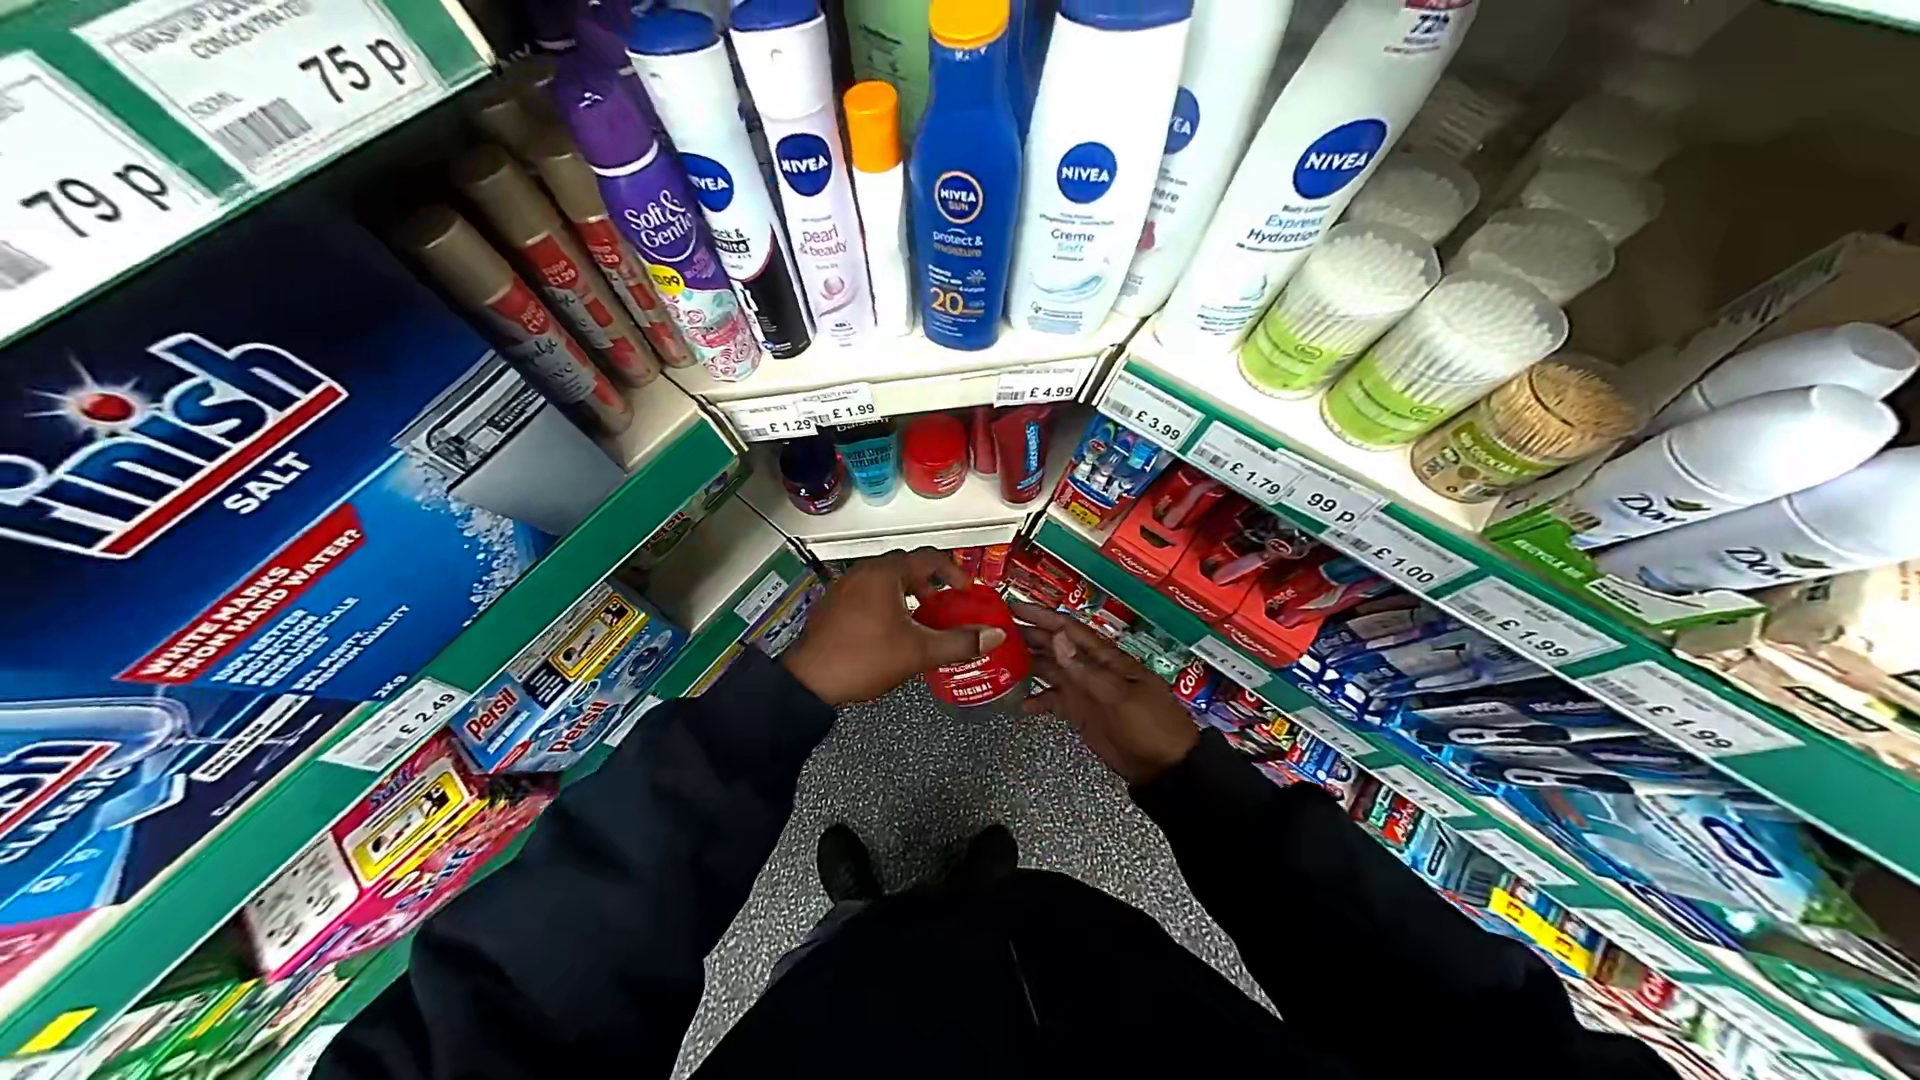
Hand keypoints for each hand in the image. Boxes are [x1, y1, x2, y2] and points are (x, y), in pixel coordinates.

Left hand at [783, 549, 1006, 706]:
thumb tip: (992, 636)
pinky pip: (867, 594)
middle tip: (945, 605)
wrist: (809, 682)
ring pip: (884, 580)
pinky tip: (892, 630)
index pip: (928, 557)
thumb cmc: (861, 659)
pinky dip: (886, 603)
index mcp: (884, 574)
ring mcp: (843, 588)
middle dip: (930, 584)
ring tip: (921, 619)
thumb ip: (959, 642)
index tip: (965, 590)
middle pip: (905, 566)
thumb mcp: (919, 652)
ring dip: (907, 594)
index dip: (953, 572)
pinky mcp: (832, 606)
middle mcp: (862, 573)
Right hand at [1012, 602, 1198, 784]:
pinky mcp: (1080, 713)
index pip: (1069, 629)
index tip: (1015, 607)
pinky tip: (1017, 702)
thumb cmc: (1149, 725)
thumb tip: (1057, 637)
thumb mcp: (1118, 696)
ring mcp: (1085, 691)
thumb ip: (1084, 669)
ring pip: (1050, 671)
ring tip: (1000, 660)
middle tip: (997, 631)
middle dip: (1028, 636)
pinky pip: (1053, 701)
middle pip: (1055, 646)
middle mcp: (1091, 669)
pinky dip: (1035, 700)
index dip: (1042, 616)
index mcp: (1104, 658)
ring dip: (1027, 664)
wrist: (1164, 768)